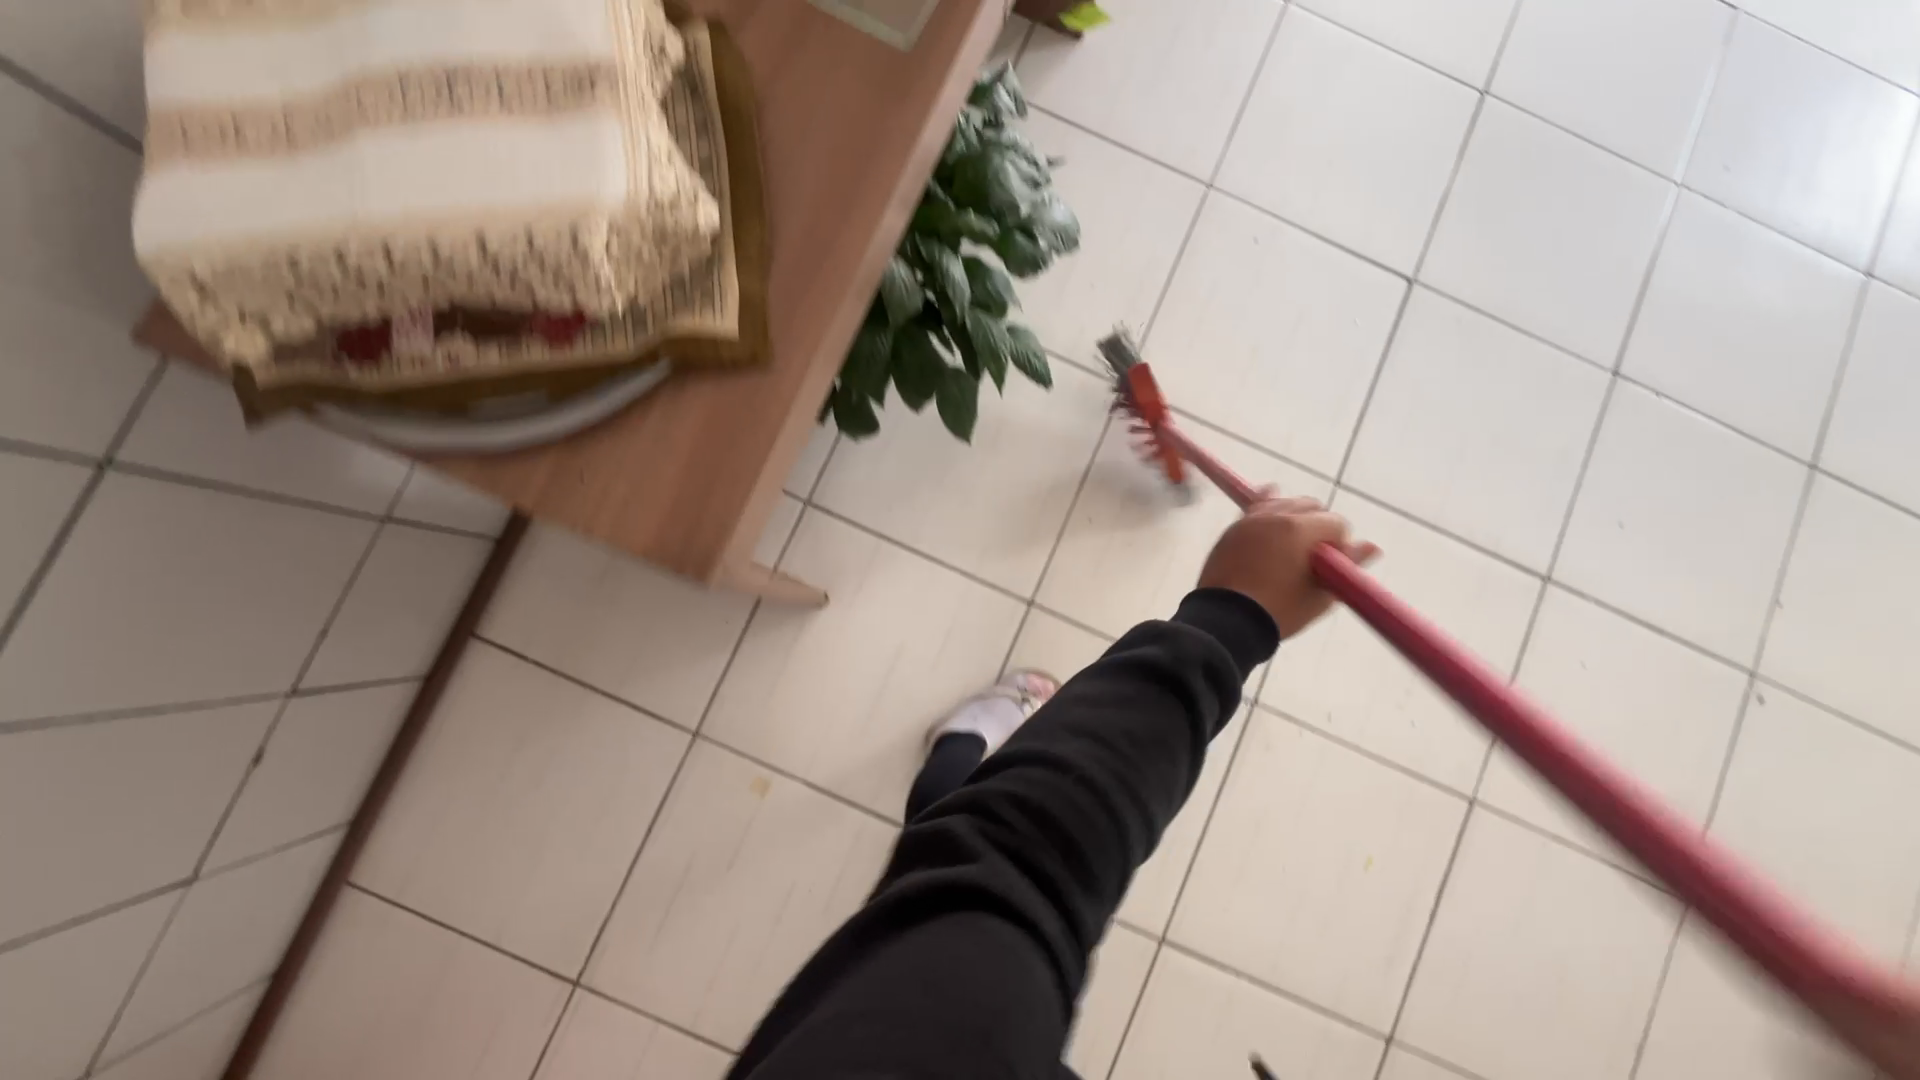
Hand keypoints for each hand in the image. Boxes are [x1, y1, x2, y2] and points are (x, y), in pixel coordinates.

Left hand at [1197, 494, 1380, 637]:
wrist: (1226, 620)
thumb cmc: (1278, 610)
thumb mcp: (1320, 594)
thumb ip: (1346, 565)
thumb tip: (1372, 547)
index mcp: (1299, 529)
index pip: (1335, 523)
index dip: (1340, 543)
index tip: (1332, 564)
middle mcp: (1274, 516)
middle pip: (1309, 507)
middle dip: (1318, 525)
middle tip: (1314, 555)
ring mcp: (1249, 521)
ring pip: (1282, 503)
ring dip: (1294, 516)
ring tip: (1295, 539)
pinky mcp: (1231, 530)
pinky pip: (1254, 509)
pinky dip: (1267, 508)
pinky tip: (1271, 503)